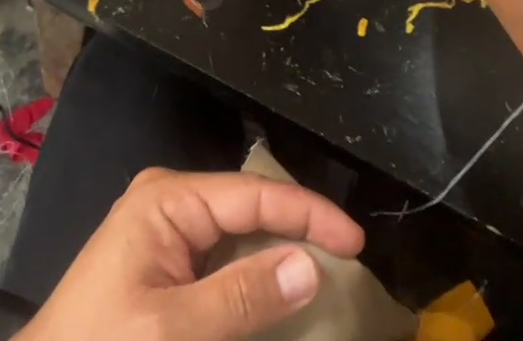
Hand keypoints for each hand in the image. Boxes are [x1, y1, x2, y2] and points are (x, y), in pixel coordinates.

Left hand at [16, 168, 365, 340]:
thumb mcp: (173, 329)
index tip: (356, 243)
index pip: (255, 194)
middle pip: (251, 204)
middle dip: (299, 226)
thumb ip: (242, 296)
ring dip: (280, 248)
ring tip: (327, 267)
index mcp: (168, 199)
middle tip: (349, 257)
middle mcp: (170, 200)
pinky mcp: (165, 256)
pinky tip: (279, 285)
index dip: (309, 213)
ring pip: (241, 228)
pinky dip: (255, 269)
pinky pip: (223, 252)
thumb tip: (311, 266)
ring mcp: (166, 227)